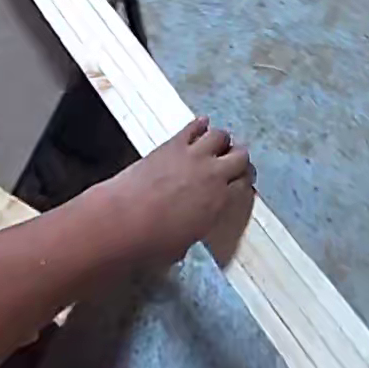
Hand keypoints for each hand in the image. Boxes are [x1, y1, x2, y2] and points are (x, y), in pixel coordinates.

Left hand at [91, 116, 253, 265]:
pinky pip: (195, 126)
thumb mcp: (185, 242)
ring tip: (215, 146)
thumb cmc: (153, 242)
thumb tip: (193, 221)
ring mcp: (195, 155)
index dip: (242, 183)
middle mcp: (214, 174)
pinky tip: (201, 126)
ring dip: (221, 141)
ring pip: (221, 136)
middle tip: (232, 163)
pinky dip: (200, 125)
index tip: (238, 184)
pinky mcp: (175, 143)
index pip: (244, 185)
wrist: (124, 220)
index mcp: (220, 202)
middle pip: (241, 156)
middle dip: (238, 159)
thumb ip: (198, 224)